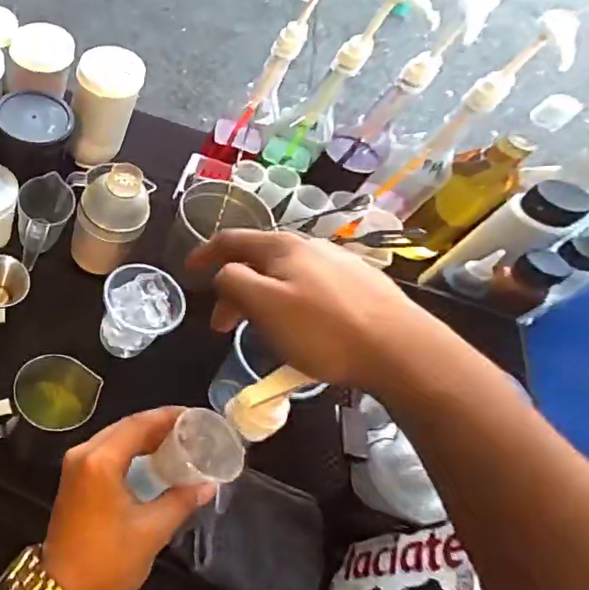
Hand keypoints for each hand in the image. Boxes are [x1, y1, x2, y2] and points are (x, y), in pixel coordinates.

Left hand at [41, 407, 214, 589]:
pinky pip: (104, 453)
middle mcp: (83, 454)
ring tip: (177, 442)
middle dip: (157, 426)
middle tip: (191, 430)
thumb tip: (208, 485)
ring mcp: (74, 467)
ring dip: (143, 438)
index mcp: (100, 461)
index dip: (168, 417)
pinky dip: (129, 451)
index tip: (196, 417)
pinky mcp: (73, 480)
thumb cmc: (108, 562)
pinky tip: (151, 460)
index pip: (138, 425)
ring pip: (114, 439)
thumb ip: (181, 500)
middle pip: (124, 427)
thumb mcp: (152, 531)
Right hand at [186, 229, 447, 390]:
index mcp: (282, 247)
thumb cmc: (323, 330)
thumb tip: (223, 273)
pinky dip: (289, 303)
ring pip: (284, 275)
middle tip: (223, 327)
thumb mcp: (264, 305)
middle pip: (257, 260)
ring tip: (261, 331)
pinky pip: (310, 287)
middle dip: (232, 290)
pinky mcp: (361, 285)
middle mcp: (310, 246)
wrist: (401, 349)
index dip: (204, 254)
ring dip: (261, 298)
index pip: (231, 240)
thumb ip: (232, 282)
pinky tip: (301, 328)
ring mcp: (339, 263)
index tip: (187, 272)